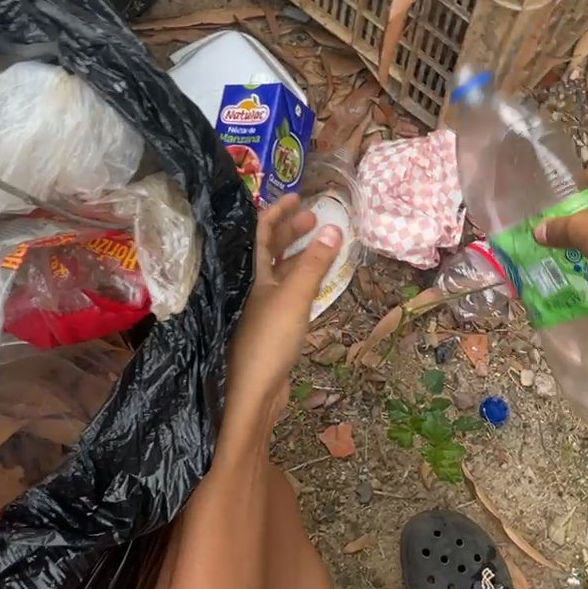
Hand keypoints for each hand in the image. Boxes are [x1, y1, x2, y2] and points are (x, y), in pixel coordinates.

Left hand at [225, 194, 342, 430]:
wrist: (256, 392)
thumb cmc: (270, 340)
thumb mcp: (295, 297)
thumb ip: (314, 264)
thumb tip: (334, 228)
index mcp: (253, 274)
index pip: (261, 232)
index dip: (278, 212)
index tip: (298, 196)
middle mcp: (254, 287)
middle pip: (270, 249)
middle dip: (291, 230)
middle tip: (315, 217)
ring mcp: (262, 307)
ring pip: (281, 271)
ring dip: (300, 254)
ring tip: (322, 244)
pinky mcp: (272, 327)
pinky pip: (288, 293)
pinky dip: (303, 280)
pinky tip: (317, 283)